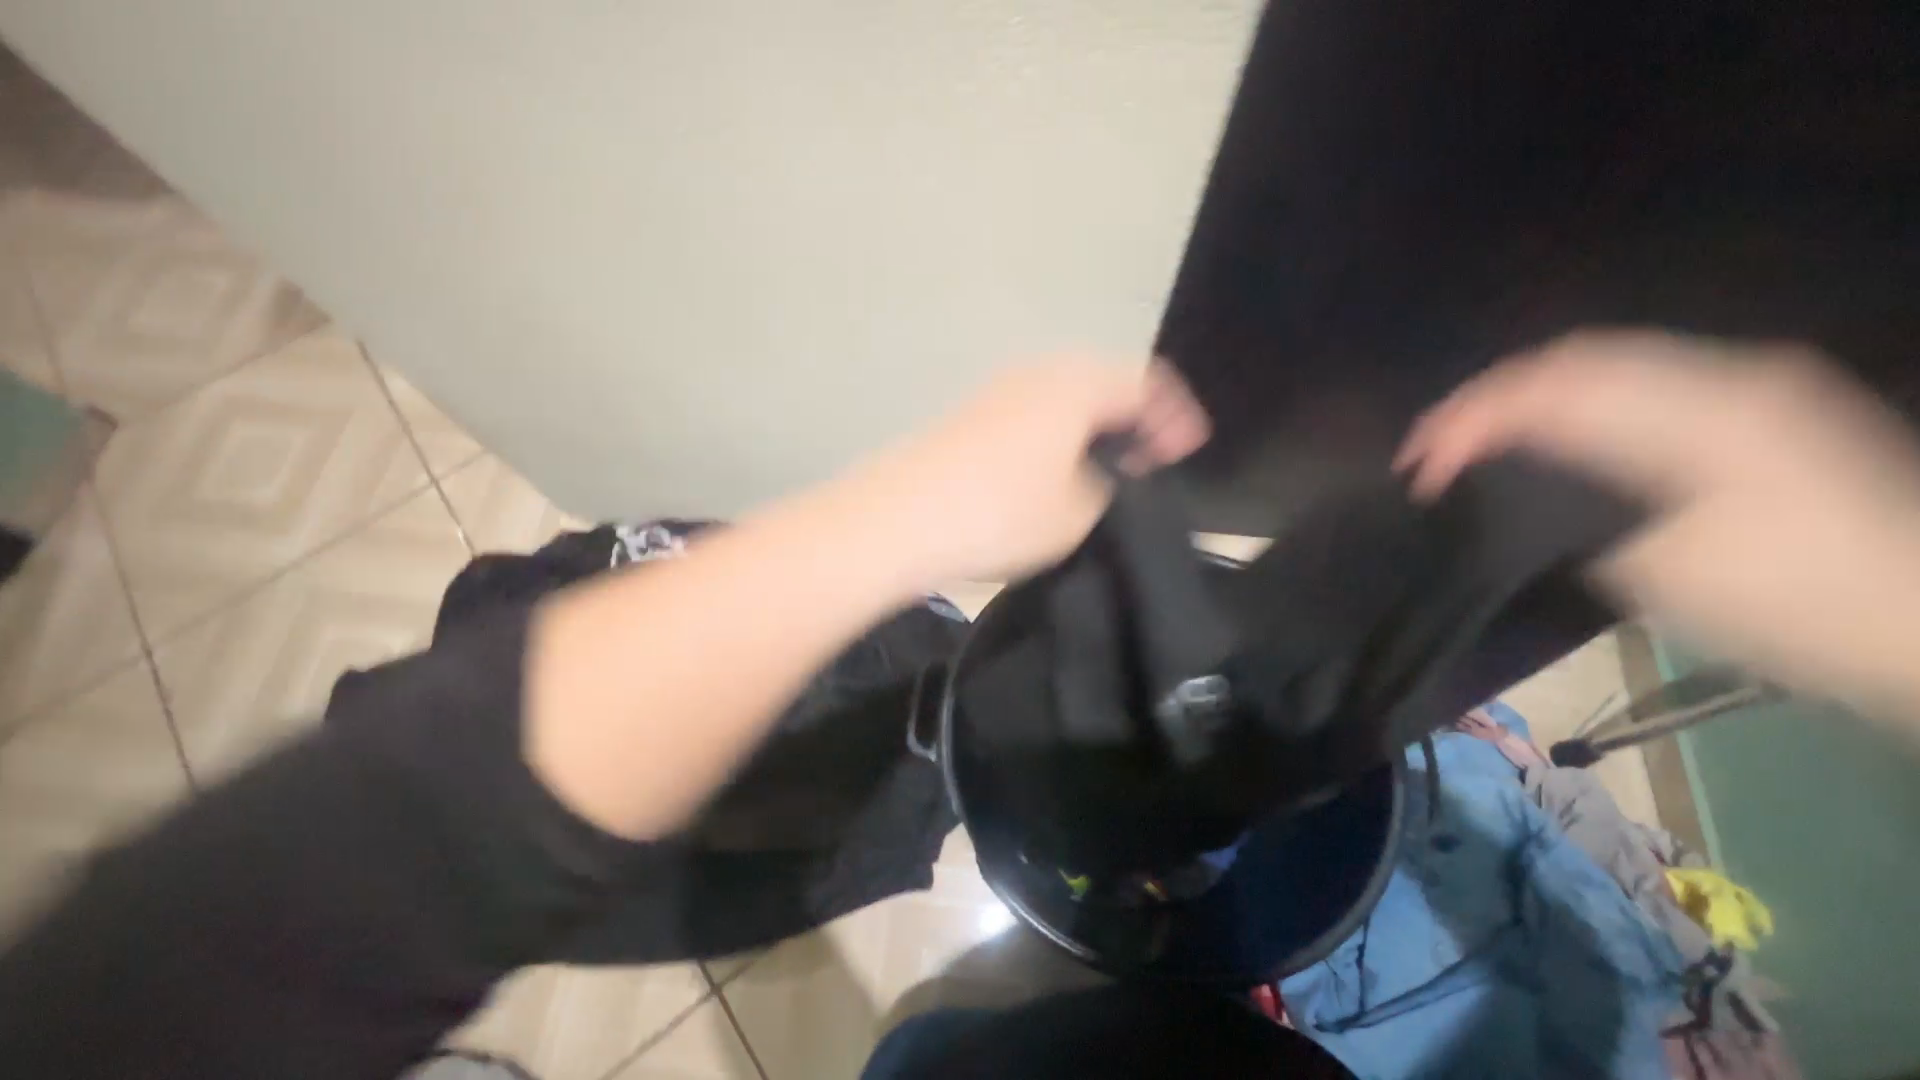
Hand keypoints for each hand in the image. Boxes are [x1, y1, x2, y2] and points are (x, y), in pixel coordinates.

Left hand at [845, 358, 1209, 585]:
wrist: (897, 519)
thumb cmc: (1001, 512)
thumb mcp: (1079, 512)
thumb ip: (1107, 488)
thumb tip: (1101, 478)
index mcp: (1077, 383)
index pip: (1146, 383)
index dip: (1175, 416)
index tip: (1187, 452)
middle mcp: (1037, 372)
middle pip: (1102, 382)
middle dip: (1132, 419)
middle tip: (1149, 460)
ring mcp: (996, 391)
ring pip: (1064, 398)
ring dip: (1091, 428)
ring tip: (1104, 472)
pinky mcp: (968, 417)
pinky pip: (1032, 414)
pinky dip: (1056, 436)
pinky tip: (1052, 474)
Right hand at [1396, 330, 1919, 712]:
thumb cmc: (1795, 607)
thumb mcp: (1658, 569)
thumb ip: (1570, 509)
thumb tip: (1512, 484)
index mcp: (1701, 413)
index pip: (1553, 388)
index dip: (1471, 419)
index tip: (1417, 468)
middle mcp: (1726, 374)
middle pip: (1575, 359)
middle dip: (1489, 398)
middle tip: (1432, 449)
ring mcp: (1749, 384)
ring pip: (1605, 364)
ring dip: (1528, 397)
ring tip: (1474, 440)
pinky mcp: (1759, 407)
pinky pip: (1640, 383)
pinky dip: (1574, 403)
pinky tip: (1548, 435)